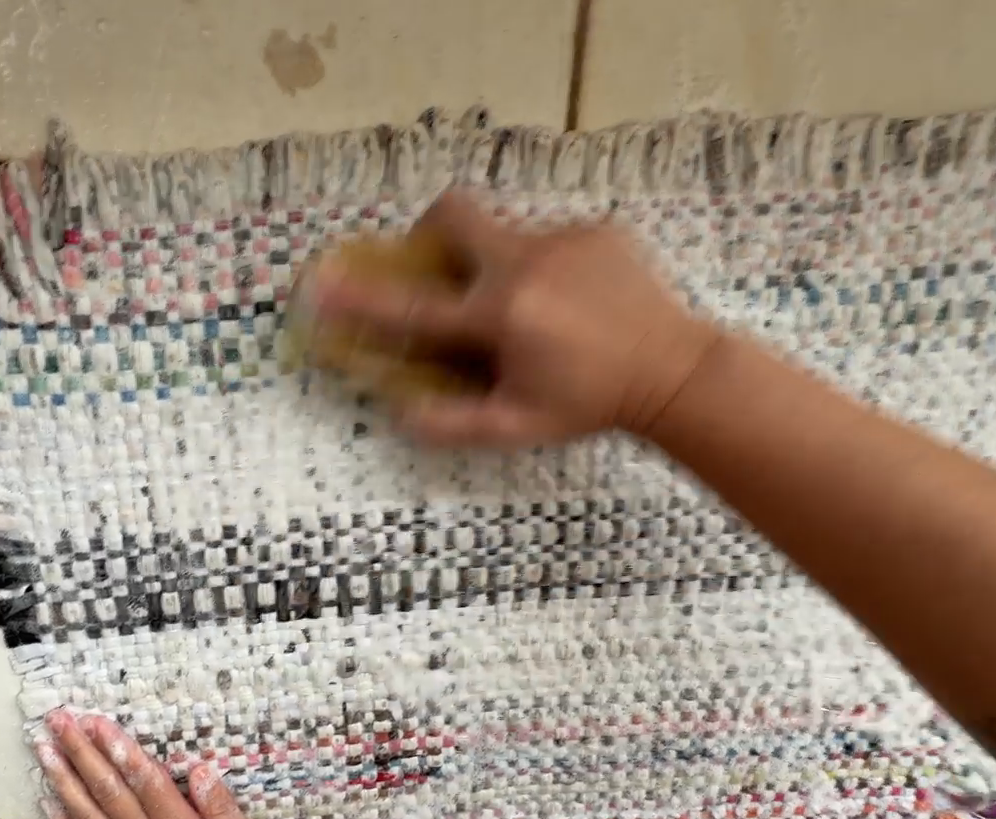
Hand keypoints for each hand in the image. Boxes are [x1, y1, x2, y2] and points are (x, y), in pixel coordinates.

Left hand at [35, 710, 274, 818]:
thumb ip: (224, 810)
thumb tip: (200, 771)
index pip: (142, 781)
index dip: (118, 749)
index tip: (97, 723)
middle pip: (107, 790)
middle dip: (81, 752)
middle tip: (59, 721)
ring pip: (87, 815)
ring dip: (64, 780)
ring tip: (44, 749)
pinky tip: (47, 803)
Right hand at [307, 189, 723, 445]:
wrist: (674, 372)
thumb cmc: (588, 406)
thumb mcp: (515, 429)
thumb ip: (451, 424)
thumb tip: (396, 413)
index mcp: (502, 316)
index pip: (414, 306)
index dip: (360, 298)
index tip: (320, 282)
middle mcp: (527, 263)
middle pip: (456, 212)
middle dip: (431, 229)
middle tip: (442, 266)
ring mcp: (565, 238)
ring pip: (505, 232)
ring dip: (497, 264)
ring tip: (532, 309)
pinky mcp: (598, 229)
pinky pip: (550, 238)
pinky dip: (543, 267)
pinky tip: (572, 302)